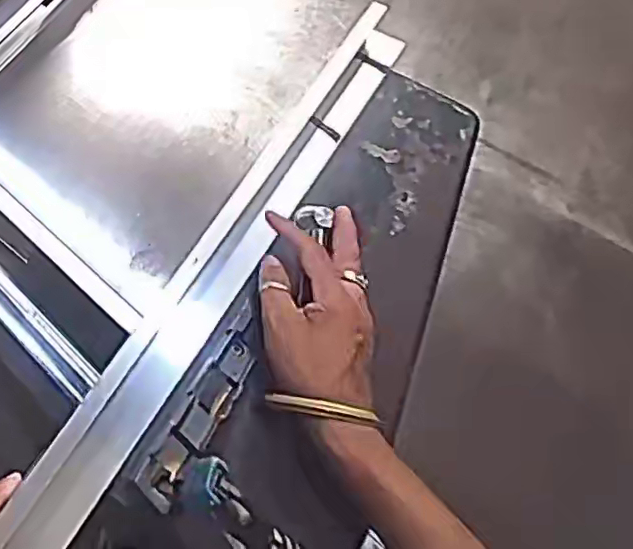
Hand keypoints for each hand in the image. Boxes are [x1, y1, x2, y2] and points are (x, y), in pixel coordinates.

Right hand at [259, 207, 375, 412]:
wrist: (337, 419)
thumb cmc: (311, 377)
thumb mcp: (281, 327)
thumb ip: (274, 290)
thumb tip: (272, 268)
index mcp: (336, 297)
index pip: (312, 252)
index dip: (291, 231)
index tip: (276, 219)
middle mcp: (354, 305)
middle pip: (348, 258)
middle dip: (343, 232)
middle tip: (341, 214)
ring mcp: (359, 322)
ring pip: (351, 276)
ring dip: (341, 254)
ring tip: (335, 241)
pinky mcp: (356, 337)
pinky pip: (349, 293)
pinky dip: (338, 277)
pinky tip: (330, 284)